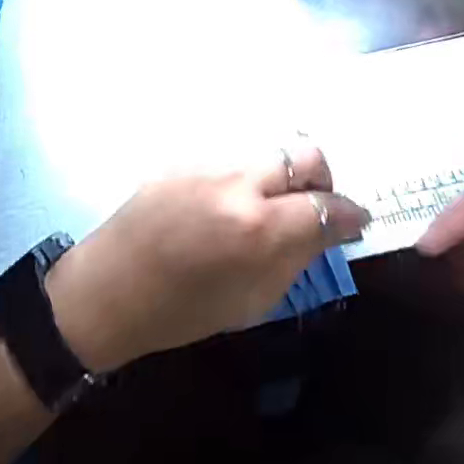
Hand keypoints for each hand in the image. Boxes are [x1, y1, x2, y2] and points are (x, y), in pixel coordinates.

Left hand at [44, 146, 367, 372]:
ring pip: (272, 152)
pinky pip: (236, 156)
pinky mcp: (188, 155)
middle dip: (323, 180)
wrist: (109, 289)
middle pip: (307, 156)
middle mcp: (239, 183)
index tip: (354, 221)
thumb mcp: (252, 301)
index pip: (326, 206)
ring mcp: (210, 163)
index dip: (349, 214)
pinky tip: (231, 201)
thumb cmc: (181, 311)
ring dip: (283, 176)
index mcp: (257, 228)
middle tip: (314, 205)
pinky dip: (248, 175)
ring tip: (270, 203)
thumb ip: (297, 257)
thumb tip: (329, 229)